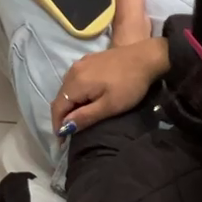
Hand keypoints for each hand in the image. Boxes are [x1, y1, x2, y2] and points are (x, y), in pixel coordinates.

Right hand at [52, 39, 170, 135]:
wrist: (144, 58)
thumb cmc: (129, 86)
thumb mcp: (109, 106)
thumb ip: (85, 116)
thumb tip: (65, 127)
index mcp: (75, 83)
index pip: (58, 107)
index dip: (57, 126)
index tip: (61, 143)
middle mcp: (72, 71)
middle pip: (60, 98)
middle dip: (61, 118)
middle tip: (67, 136)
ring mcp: (80, 64)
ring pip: (66, 89)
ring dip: (68, 106)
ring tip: (74, 122)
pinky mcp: (88, 61)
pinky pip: (74, 81)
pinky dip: (75, 95)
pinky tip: (83, 103)